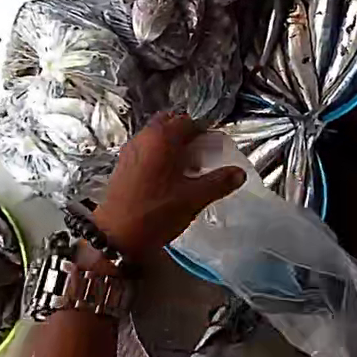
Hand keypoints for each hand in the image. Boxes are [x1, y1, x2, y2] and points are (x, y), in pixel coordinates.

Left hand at [93, 112, 244, 258]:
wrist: (117, 235)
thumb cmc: (156, 213)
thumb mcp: (194, 198)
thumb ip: (219, 183)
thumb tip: (239, 173)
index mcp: (161, 139)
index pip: (188, 121)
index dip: (205, 131)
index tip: (216, 145)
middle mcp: (143, 138)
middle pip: (169, 124)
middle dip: (187, 135)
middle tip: (202, 154)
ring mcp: (130, 150)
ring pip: (155, 137)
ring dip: (172, 145)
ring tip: (188, 167)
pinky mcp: (123, 164)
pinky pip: (145, 149)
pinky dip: (159, 155)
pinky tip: (169, 177)